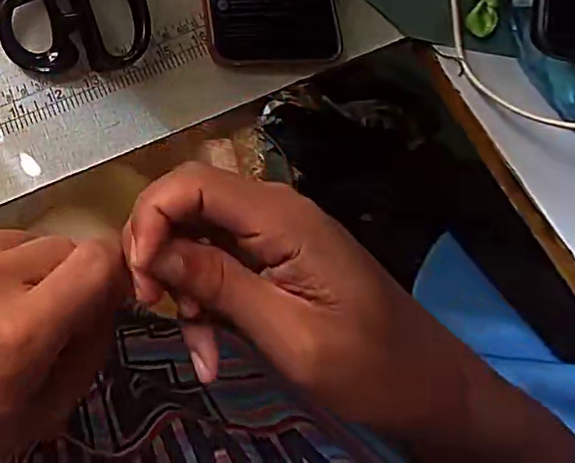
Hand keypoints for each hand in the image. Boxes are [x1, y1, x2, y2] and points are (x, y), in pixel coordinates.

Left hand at [0, 226, 127, 462]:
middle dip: (66, 275)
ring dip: (27, 266)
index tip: (105, 287)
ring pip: (29, 237)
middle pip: (64, 244)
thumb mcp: (47, 407)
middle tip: (44, 311)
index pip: (95, 258)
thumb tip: (114, 286)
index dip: (109, 270)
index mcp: (22, 330)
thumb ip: (91, 342)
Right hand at [123, 163, 574, 461]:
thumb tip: (151, 249)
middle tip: (149, 302)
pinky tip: (211, 347)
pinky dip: (206, 298)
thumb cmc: (370, 366)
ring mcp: (271, 228)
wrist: (435, 391)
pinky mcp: (272, 252)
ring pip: (197, 233)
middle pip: (187, 201)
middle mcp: (269, 206)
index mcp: (278, 213)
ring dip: (182, 284)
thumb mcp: (289, 335)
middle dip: (158, 247)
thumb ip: (218, 283)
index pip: (191, 183)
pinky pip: (219, 259)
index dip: (152, 216)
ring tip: (196, 346)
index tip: (139, 273)